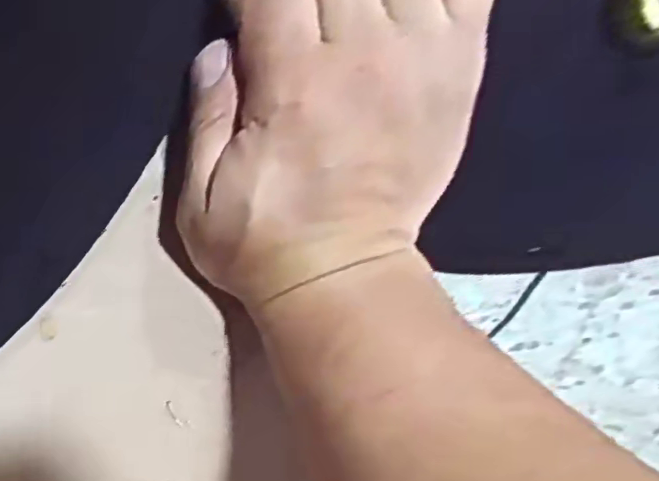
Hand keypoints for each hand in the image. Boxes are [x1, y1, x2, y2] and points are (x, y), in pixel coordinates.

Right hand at [177, 0, 493, 307]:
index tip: (237, 13)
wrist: (337, 277)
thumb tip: (215, 52)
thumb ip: (204, 120)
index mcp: (292, 84)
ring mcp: (420, 53)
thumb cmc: (258, 247)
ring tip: (335, 22)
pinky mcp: (459, 64)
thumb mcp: (199, 203)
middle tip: (283, 24)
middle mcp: (362, 52)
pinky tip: (393, 13)